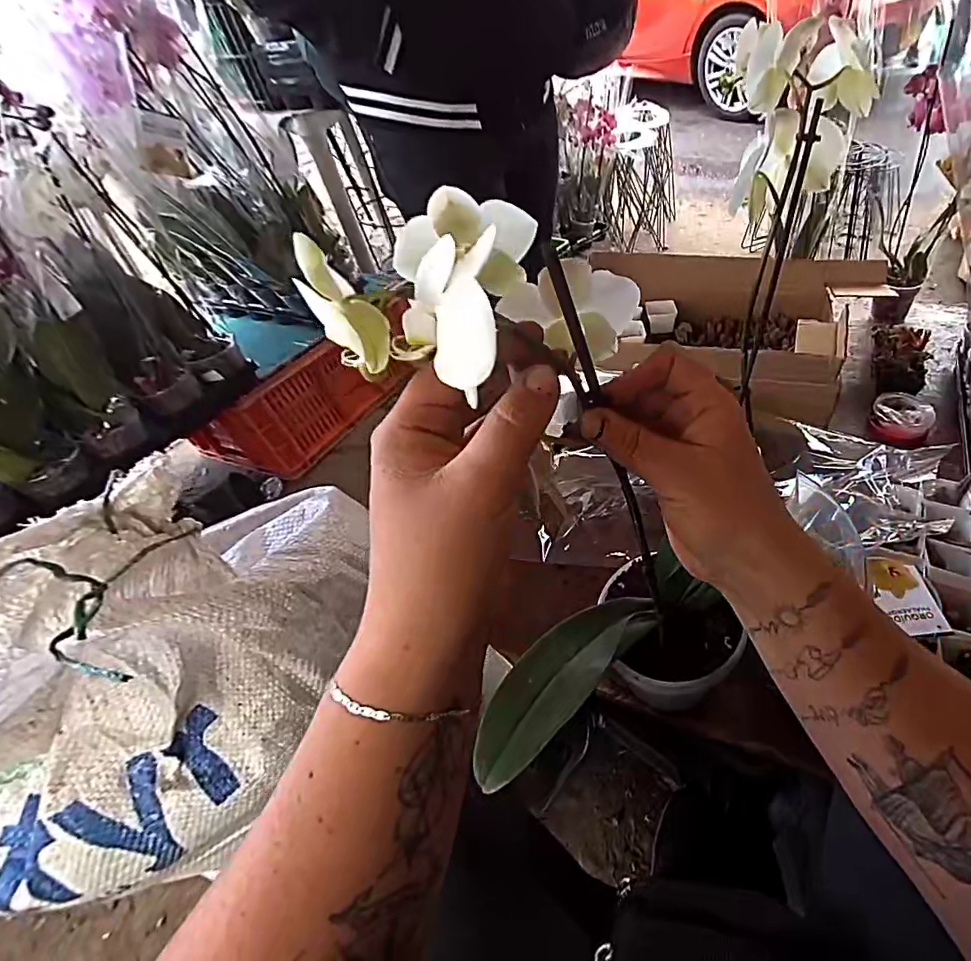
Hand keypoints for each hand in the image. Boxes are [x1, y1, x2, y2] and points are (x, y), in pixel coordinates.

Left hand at [364, 337, 559, 632]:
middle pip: (470, 389)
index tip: (540, 336)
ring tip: (564, 385)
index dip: (491, 346)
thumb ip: (515, 423)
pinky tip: (551, 426)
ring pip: (487, 419)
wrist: (435, 634)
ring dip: (521, 403)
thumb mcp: (481, 482)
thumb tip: (547, 372)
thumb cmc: (444, 557)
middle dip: (513, 372)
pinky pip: (497, 448)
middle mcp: (424, 441)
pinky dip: (523, 435)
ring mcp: (448, 468)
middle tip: (562, 360)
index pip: (448, 367)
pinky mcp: (470, 491)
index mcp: (407, 429)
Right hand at [578, 345, 799, 587]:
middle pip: (651, 391)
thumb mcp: (677, 471)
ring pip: (643, 420)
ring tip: (580, 430)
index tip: (606, 398)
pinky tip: (595, 447)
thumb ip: (631, 441)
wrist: (748, 560)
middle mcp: (697, 418)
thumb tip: (589, 417)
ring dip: (615, 423)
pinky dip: (620, 445)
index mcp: (710, 404)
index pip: (669, 366)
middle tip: (581, 416)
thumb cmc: (728, 510)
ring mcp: (683, 444)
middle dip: (618, 400)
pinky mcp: (672, 470)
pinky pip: (641, 446)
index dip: (637, 376)